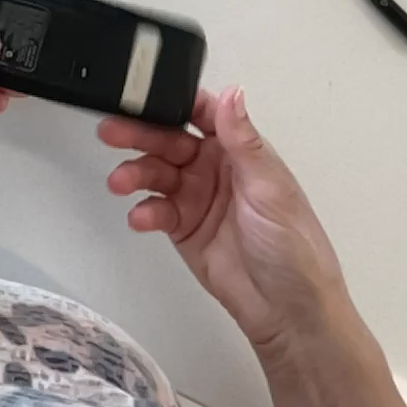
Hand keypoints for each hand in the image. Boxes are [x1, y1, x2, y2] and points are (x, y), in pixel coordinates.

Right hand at [98, 86, 355, 354]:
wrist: (289, 313)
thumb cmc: (295, 247)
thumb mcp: (270, 186)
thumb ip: (243, 140)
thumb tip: (234, 92)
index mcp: (237, 149)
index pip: (200, 113)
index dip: (171, 101)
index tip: (142, 94)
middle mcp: (212, 167)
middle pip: (167, 139)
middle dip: (137, 134)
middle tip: (111, 132)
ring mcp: (195, 196)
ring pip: (155, 172)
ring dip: (135, 173)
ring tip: (120, 182)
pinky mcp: (182, 226)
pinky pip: (155, 209)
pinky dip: (144, 211)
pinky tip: (141, 216)